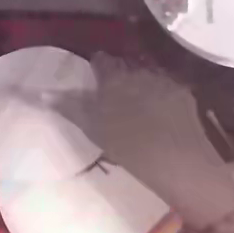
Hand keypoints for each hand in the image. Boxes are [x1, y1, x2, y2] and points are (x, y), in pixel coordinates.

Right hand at [89, 53, 233, 226]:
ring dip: (140, 88)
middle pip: (126, 67)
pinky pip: (167, 91)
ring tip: (135, 109)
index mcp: (117, 78)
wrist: (191, 171)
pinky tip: (158, 118)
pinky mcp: (191, 98)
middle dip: (118, 77)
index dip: (95, 68)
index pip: (101, 61)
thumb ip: (72, 109)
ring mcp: (170, 84)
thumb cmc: (136, 152)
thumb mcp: (97, 131)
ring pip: (147, 78)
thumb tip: (42, 94)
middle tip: (111, 97)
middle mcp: (144, 73)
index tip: (91, 80)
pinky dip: (159, 100)